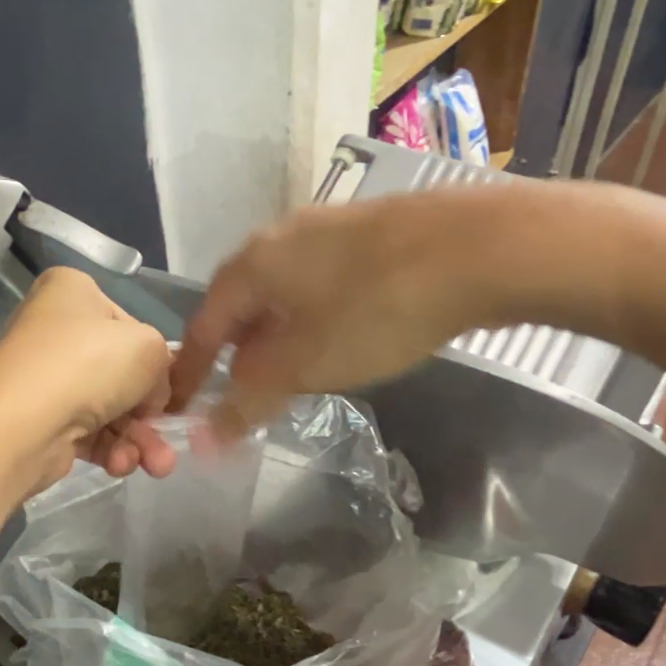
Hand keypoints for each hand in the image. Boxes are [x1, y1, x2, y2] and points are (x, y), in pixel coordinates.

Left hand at [0, 267, 175, 490]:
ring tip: (157, 467)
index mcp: (73, 292)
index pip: (129, 325)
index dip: (156, 361)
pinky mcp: (41, 421)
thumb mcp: (149, 348)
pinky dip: (111, 451)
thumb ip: (165, 365)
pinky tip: (120, 465)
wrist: (22, 424)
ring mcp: (46, 378)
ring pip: (109, 410)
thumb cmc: (89, 364)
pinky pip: (88, 434)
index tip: (172, 392)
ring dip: (138, 441)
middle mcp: (55, 331)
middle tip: (170, 442)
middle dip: (150, 415)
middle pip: (121, 374)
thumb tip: (153, 396)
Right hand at [169, 184, 594, 438]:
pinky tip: (336, 338)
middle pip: (241, 305)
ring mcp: (327, 229)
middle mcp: (280, 237)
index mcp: (252, 265)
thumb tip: (205, 437)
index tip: (183, 407)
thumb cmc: (375, 310)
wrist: (482, 247)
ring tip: (286, 374)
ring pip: (282, 294)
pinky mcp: (370, 233)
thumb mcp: (304, 366)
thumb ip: (249, 400)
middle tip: (238, 395)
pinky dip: (310, 319)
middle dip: (235, 354)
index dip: (192, 372)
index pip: (203, 326)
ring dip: (275, 337)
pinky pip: (319, 284)